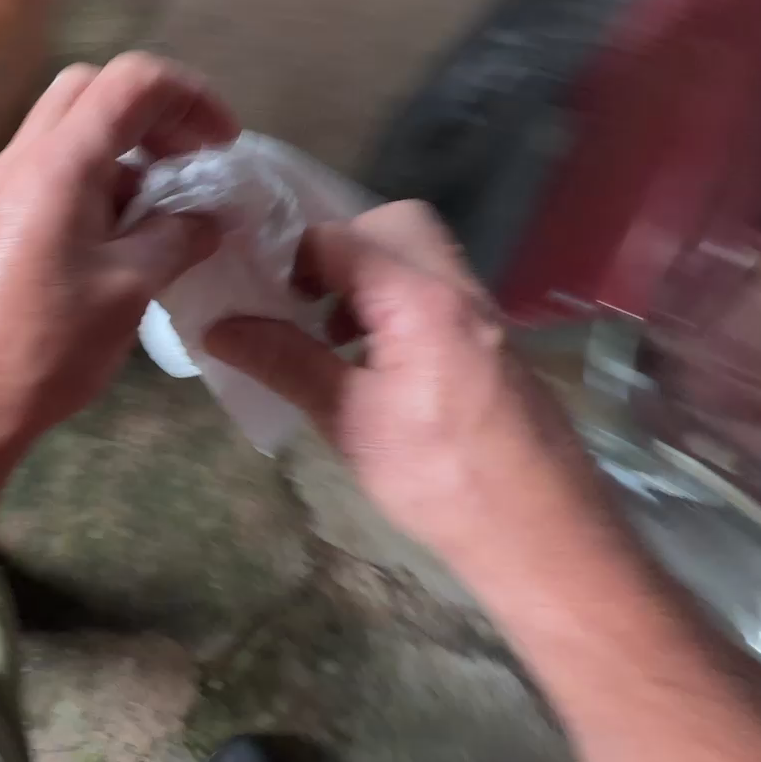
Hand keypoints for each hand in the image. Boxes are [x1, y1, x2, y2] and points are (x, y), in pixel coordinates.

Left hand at [0, 54, 234, 450]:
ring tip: (162, 207)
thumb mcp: (129, 290)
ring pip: (64, 131)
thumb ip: (176, 237)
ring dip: (120, 149)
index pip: (130, 81)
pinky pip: (46, 174)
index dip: (190, 97)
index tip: (224, 145)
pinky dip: (90, 180)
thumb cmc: (47, 348)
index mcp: (56, 164)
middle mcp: (17, 162)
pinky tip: (118, 234)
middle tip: (190, 162)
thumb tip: (206, 217)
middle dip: (150, 112)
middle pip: (89, 91)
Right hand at [204, 202, 601, 567]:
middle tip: (301, 296)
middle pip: (394, 223)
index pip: (341, 239)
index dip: (289, 254)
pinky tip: (367, 357)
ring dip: (364, 275)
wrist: (544, 538)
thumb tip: (216, 328)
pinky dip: (390, 302)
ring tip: (327, 329)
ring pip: (417, 254)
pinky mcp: (490, 343)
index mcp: (419, 302)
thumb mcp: (345, 419)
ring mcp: (482, 315)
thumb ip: (282, 361)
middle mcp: (458, 291)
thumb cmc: (438, 477)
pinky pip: (432, 291)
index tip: (257, 289)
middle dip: (337, 246)